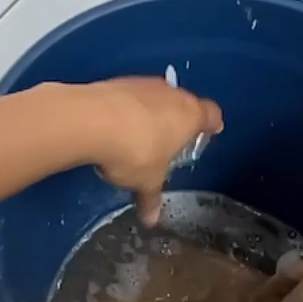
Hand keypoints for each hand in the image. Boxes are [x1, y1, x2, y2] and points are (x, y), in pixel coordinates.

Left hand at [77, 78, 222, 226]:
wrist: (91, 120)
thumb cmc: (135, 151)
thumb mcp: (146, 181)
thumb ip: (151, 198)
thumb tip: (152, 219)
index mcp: (190, 115)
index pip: (211, 114)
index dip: (211, 123)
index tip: (211, 129)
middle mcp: (170, 93)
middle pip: (182, 103)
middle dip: (177, 119)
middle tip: (171, 138)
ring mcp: (142, 84)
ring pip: (153, 97)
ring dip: (149, 112)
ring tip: (138, 135)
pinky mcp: (115, 82)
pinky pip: (127, 97)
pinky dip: (124, 109)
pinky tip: (113, 127)